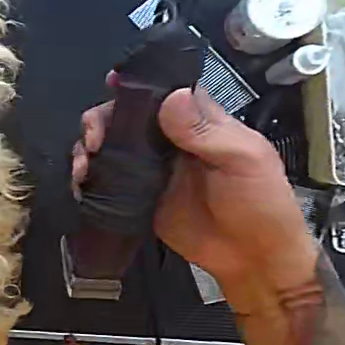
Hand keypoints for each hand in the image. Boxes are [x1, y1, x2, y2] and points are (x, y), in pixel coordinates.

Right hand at [71, 87, 316, 312]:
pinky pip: (110, 182)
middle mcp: (173, 141)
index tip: (112, 84)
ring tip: (84, 163)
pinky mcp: (141, 199)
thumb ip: (207, 130)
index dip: (135, 84)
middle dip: (102, 119)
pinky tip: (83, 184)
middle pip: (128, 117)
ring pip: (113, 146)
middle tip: (94, 137)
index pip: (163, 90)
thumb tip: (171, 98)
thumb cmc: (262, 204)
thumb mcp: (244, 160)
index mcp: (201, 122)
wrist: (253, 260)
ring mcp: (154, 170)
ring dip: (90, 148)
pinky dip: (90, 179)